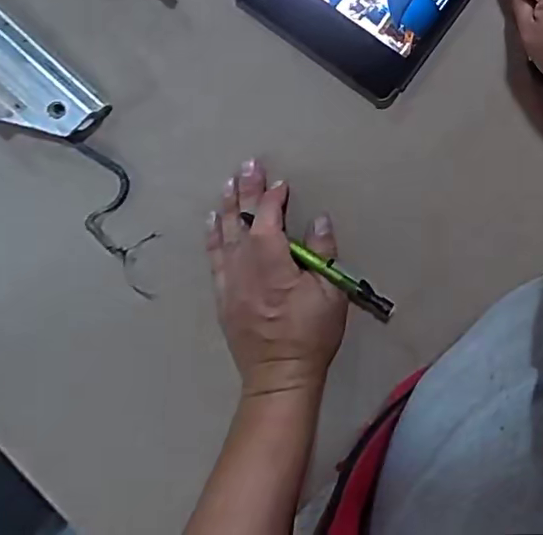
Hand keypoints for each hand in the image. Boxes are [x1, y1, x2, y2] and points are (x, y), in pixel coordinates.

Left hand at [206, 161, 346, 397]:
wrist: (279, 377)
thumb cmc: (311, 334)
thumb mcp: (330, 293)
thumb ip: (322, 254)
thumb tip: (318, 221)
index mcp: (272, 265)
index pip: (268, 221)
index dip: (274, 199)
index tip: (282, 184)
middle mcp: (245, 269)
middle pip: (242, 222)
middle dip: (246, 191)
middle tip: (248, 165)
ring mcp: (230, 284)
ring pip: (224, 236)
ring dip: (227, 207)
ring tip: (229, 183)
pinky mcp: (223, 298)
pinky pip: (214, 259)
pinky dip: (213, 236)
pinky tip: (212, 222)